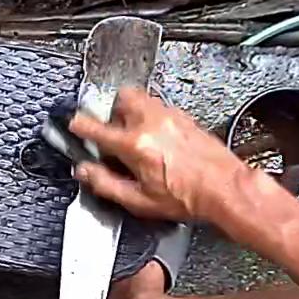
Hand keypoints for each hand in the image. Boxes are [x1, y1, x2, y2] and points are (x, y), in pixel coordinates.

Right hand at [69, 88, 257, 221]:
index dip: (79, 125)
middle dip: (112, 114)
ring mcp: (170, 116)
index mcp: (135, 145)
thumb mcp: (138, 200)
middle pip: (120, 99)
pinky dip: (150, 116)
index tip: (74, 124)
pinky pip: (158, 105)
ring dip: (131, 112)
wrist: (225, 189)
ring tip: (133, 135)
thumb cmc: (188, 197)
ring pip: (140, 97)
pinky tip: (155, 138)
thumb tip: (85, 172)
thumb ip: (105, 183)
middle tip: (113, 133)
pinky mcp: (184, 116)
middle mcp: (151, 123)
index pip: (96, 128)